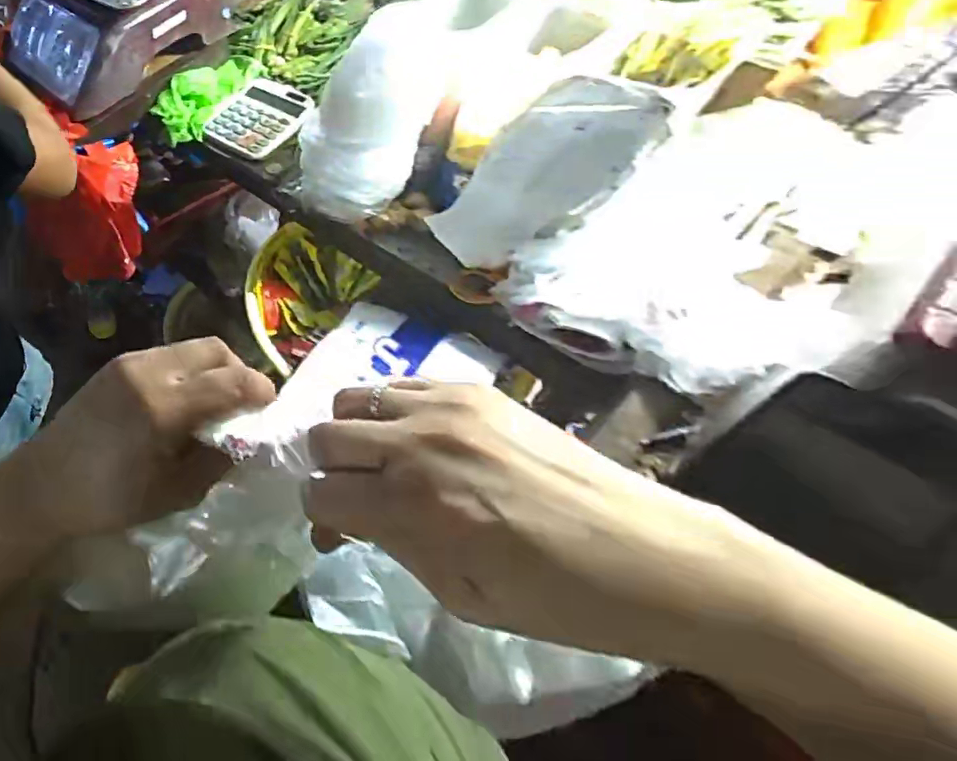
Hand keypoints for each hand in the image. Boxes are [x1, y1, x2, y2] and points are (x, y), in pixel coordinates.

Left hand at [0, 339, 273, 540]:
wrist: (43, 483)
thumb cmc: (107, 499)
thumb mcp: (173, 492)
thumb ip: (216, 460)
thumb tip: (247, 438)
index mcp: (160, 404)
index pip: (229, 382)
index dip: (260, 393)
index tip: (272, 413)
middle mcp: (145, 370)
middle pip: (212, 349)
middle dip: (239, 372)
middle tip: (247, 408)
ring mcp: (127, 361)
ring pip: (188, 348)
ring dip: (212, 370)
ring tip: (217, 406)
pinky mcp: (115, 364)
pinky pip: (165, 355)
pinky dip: (187, 371)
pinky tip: (185, 402)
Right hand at [305, 381, 757, 663]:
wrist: (666, 560)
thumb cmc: (563, 600)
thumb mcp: (462, 597)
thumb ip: (390, 546)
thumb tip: (344, 521)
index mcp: (416, 507)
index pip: (319, 491)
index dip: (322, 513)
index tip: (341, 528)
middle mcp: (418, 445)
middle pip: (323, 436)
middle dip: (331, 469)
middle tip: (362, 491)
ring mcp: (445, 408)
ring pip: (350, 399)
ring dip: (355, 432)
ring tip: (387, 457)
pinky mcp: (472, 390)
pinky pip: (397, 385)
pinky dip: (392, 411)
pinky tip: (421, 438)